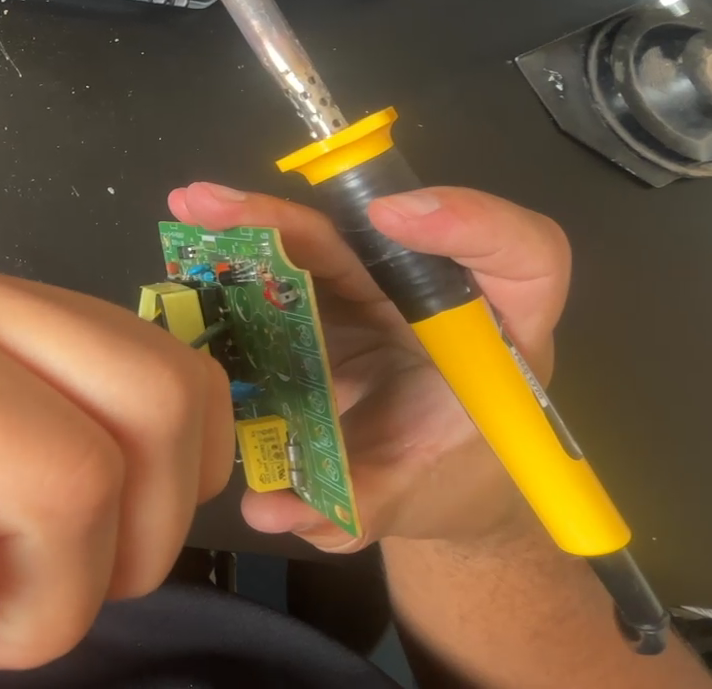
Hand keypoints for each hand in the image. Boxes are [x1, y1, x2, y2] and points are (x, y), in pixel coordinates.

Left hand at [0, 243, 233, 686]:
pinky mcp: (40, 297)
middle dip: (103, 557)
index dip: (38, 600)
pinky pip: (172, 373)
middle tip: (2, 590)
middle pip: (141, 419)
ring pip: (173, 390)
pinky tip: (71, 501)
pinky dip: (159, 467)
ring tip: (32, 545)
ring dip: (138, 512)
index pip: (59, 480)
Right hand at [168, 183, 570, 552]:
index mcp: (489, 338)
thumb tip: (264, 507)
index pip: (523, 259)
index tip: (389, 218)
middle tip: (210, 204)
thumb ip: (348, 506)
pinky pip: (283, 265)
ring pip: (317, 238)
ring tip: (189, 207)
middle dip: (287, 214)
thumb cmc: (450, 484)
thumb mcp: (409, 501)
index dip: (469, 224)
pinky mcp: (325, 298)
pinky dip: (234, 250)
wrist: (438, 478)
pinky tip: (188, 244)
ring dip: (248, 219)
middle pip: (372, 235)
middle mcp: (426, 298)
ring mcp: (371, 292)